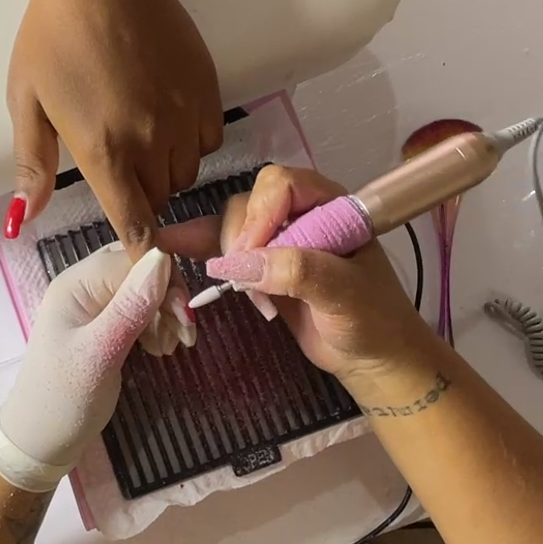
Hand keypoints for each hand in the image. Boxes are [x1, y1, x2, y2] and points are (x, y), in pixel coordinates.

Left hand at [0, 245, 180, 490]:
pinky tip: (160, 348)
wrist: (41, 442)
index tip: (185, 317)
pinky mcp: (104, 326)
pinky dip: (157, 325)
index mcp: (76, 284)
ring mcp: (94, 306)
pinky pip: (140, 310)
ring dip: (166, 314)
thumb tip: (161, 257)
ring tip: (171, 349)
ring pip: (145, 290)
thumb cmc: (64, 400)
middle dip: (169, 298)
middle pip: (141, 270)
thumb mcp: (100, 354)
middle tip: (184, 337)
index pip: (134, 258)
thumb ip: (130, 306)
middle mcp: (84, 286)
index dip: (166, 281)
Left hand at [3, 0, 222, 258]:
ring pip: (186, 173)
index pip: (134, 222)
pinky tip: (169, 117)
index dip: (139, 247)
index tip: (141, 258)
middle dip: (141, 196)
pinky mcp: (208, 90)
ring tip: (142, 137)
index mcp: (103, 150)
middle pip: (159, 200)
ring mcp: (184, 115)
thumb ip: (32, 167)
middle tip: (119, 164)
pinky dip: (192, 142)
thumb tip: (22, 221)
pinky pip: (209, 141)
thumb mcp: (26, 102)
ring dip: (166, 170)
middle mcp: (150, 141)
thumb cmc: (51, 37)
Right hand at [160, 167, 440, 397]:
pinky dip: (198, 248)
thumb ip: (299, 271)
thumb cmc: (373, 321)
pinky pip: (224, 248)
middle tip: (247, 283)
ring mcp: (279, 239)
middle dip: (240, 240)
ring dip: (226, 255)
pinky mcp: (261, 265)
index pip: (281, 185)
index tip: (254, 255)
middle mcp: (301, 213)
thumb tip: (239, 263)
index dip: (260, 214)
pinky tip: (169, 246)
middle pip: (249, 204)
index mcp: (331, 204)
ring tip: (241, 292)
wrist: (373, 358)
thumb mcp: (344, 294)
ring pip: (232, 226)